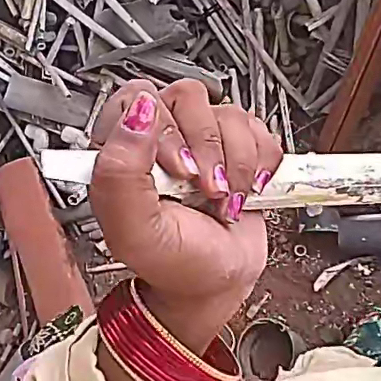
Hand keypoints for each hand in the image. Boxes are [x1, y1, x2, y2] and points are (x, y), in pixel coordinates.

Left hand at [89, 80, 283, 351]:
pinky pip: (258, 128)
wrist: (217, 284)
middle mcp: (158, 138)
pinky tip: (245, 190)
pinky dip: (260, 163)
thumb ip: (120, 173)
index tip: (178, 173)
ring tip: (223, 198)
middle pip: (188, 96)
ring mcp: (199, 140)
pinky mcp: (235, 147)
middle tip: (205, 189)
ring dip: (236, 163)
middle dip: (207, 149)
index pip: (137, 98)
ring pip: (227, 112)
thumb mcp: (135, 231)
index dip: (165, 130)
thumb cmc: (173, 263)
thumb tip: (136, 114)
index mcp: (120, 150)